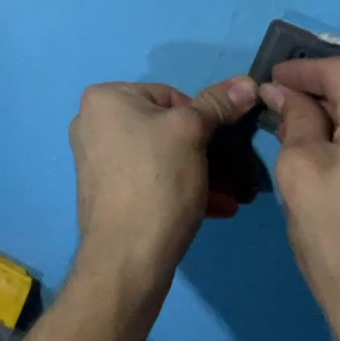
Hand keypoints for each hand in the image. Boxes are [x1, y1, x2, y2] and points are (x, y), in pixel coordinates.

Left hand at [67, 77, 259, 282]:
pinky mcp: (106, 192)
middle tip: (234, 175)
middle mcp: (92, 122)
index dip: (200, 120)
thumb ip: (218, 105)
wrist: (127, 258)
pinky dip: (180, 188)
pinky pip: (150, 179)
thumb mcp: (192, 133)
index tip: (219, 146)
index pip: (169, 96)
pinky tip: (215, 209)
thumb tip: (247, 81)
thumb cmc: (157, 180)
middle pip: (165, 128)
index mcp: (104, 98)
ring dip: (198, 172)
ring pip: (161, 156)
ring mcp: (96, 159)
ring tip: (230, 197)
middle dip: (204, 152)